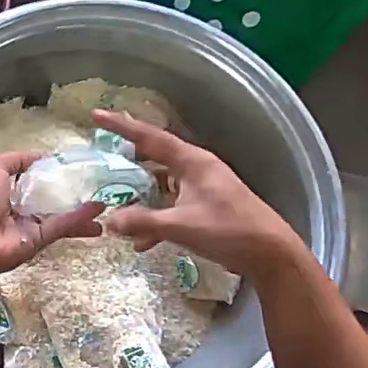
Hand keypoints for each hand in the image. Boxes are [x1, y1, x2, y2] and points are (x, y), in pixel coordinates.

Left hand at [0, 152, 103, 280]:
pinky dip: (81, 217)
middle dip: (74, 187)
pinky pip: (63, 225)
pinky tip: (99, 209)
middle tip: (99, 177)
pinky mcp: (41, 239)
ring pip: (62, 211)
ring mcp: (32, 223)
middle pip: (52, 194)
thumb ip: (17, 159)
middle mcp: (21, 205)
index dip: (54, 167)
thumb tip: (43, 155)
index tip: (76, 160)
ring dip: (83, 205)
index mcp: (7, 186)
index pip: (35, 175)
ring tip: (107, 196)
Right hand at [95, 110, 308, 276]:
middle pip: (156, 156)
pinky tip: (143, 242)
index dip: (122, 126)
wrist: (270, 252)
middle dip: (129, 158)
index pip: (150, 137)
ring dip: (141, 194)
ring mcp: (203, 187)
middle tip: (104, 157)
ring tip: (117, 201)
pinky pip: (173, 205)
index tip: (98, 115)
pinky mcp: (207, 207)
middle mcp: (197, 168)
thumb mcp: (180, 226)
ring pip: (163, 183)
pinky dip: (157, 218)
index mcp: (192, 162)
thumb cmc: (228, 230)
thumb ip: (143, 222)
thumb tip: (110, 221)